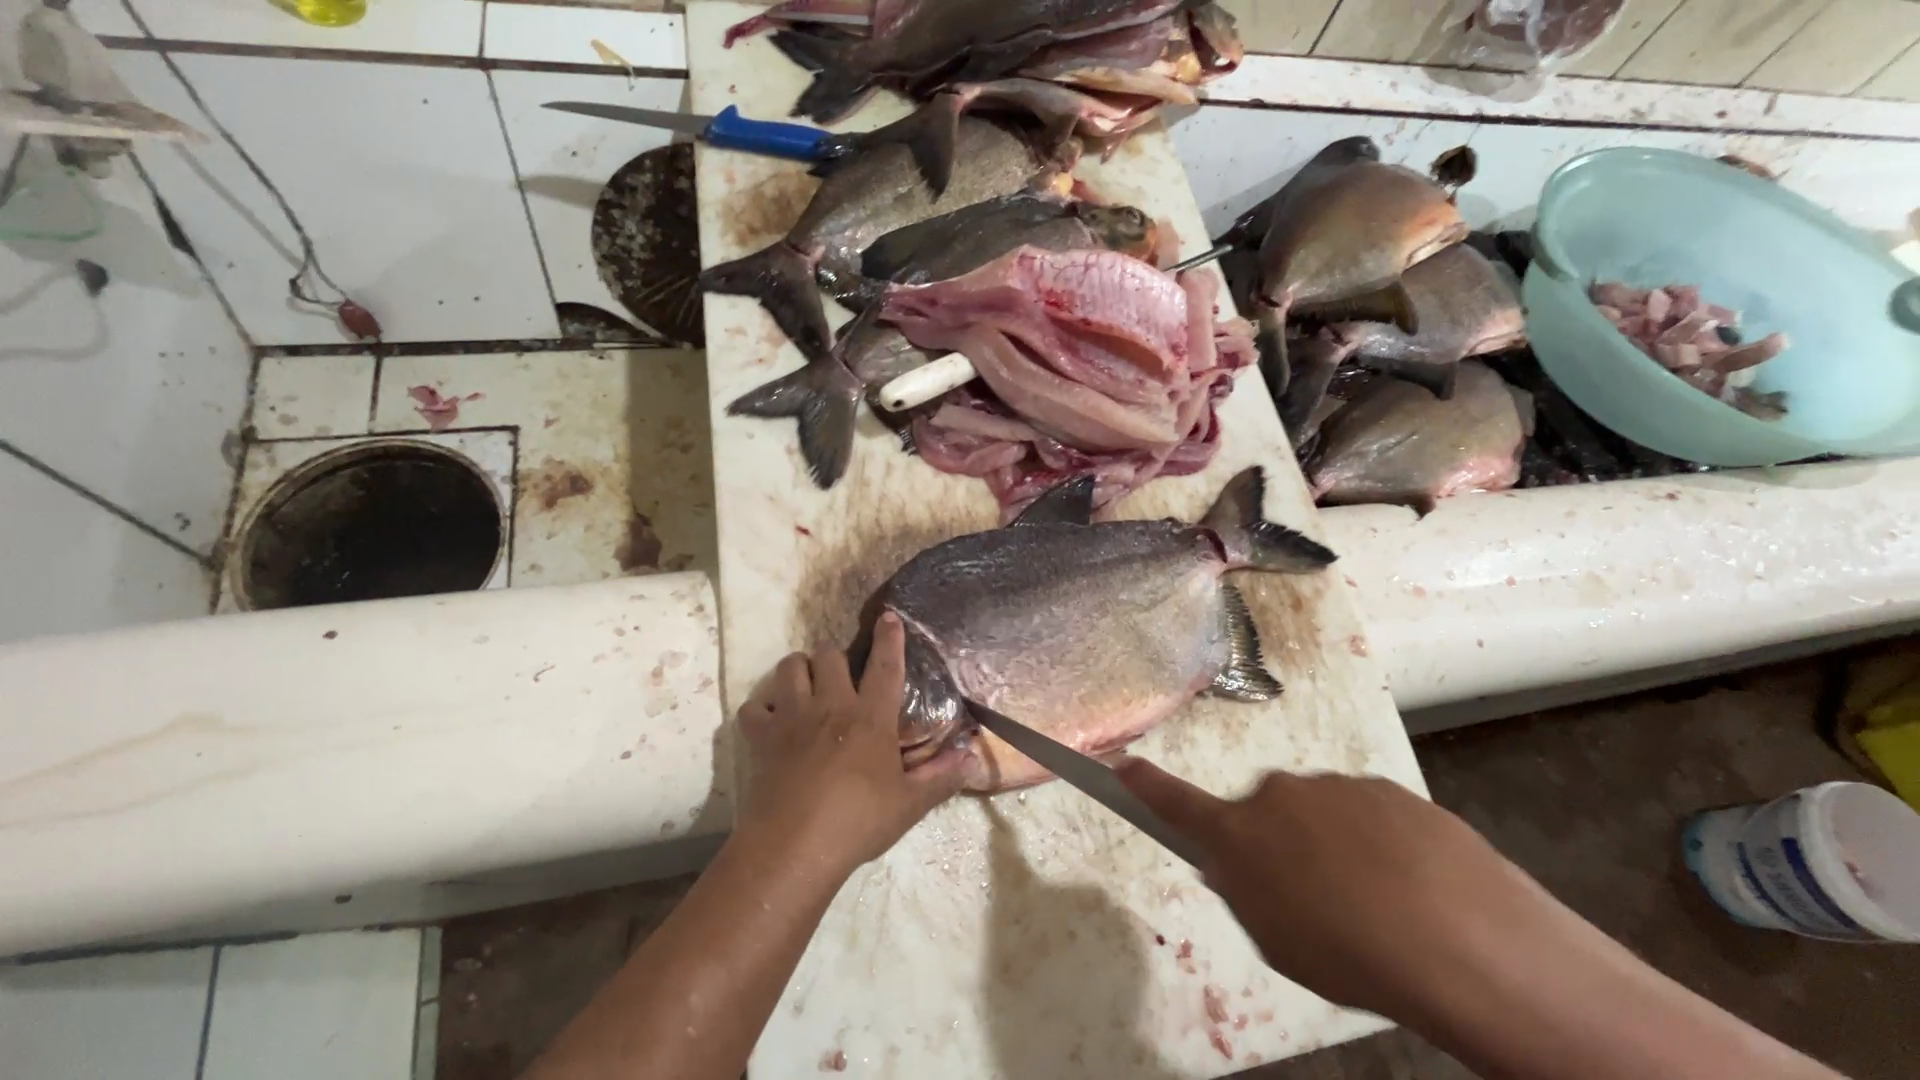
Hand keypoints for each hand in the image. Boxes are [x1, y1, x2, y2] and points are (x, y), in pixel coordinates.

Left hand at [735, 613, 970, 874]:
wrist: (794, 846)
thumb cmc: (858, 822)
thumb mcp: (909, 804)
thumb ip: (941, 777)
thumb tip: (972, 757)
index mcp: (870, 718)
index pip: (885, 667)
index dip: (890, 640)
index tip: (890, 617)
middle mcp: (830, 707)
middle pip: (829, 656)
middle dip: (835, 657)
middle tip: (839, 676)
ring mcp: (791, 718)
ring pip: (789, 668)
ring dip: (798, 669)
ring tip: (805, 684)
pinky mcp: (761, 737)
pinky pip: (753, 707)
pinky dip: (761, 709)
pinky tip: (769, 721)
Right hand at [1117, 761, 1556, 1018]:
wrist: (1462, 939)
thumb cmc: (1348, 954)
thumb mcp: (1276, 940)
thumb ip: (1245, 890)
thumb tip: (1236, 862)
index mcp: (1239, 836)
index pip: (1175, 804)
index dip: (1143, 786)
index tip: (1119, 764)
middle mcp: (1277, 795)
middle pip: (1264, 814)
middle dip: (1278, 844)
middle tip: (1315, 898)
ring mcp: (1335, 786)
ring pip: (1320, 813)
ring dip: (1334, 845)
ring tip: (1378, 900)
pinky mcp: (1387, 787)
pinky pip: (1367, 812)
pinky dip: (1378, 841)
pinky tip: (1411, 883)